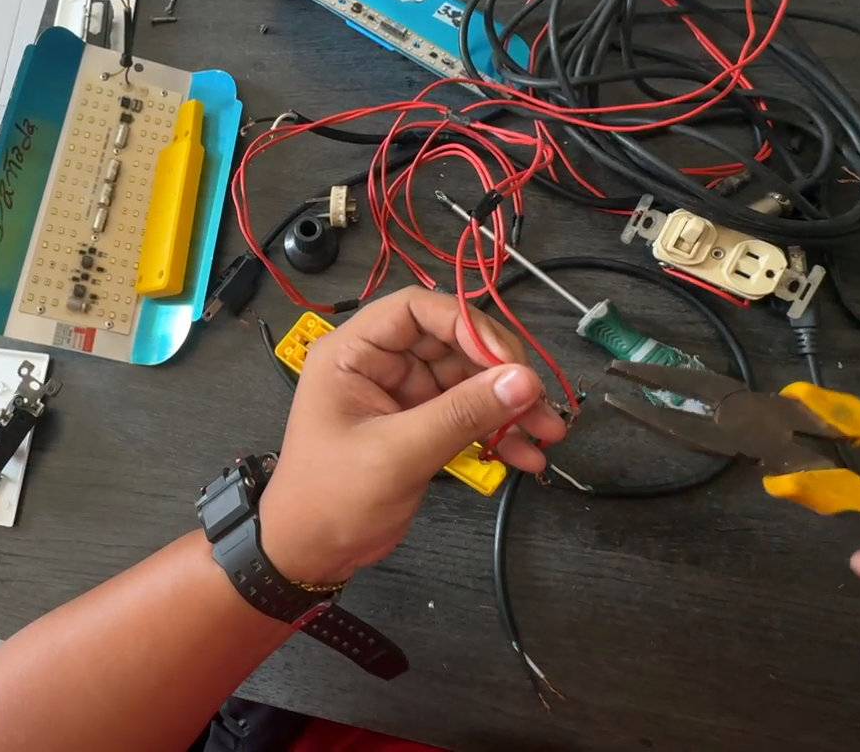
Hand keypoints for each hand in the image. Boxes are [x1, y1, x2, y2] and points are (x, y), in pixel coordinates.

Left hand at [256, 287, 567, 585]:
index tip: (508, 361)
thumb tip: (524, 380)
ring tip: (548, 431)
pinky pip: (464, 412)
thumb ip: (460, 414)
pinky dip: (496, 429)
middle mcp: (377, 362)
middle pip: (449, 341)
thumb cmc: (333, 496)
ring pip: (464, 378)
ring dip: (507, 402)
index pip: (414, 308)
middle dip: (499, 369)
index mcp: (353, 351)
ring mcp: (399, 392)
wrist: (311, 552)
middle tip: (540, 401)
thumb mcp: (397, 453)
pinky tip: (527, 453)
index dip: (466, 324)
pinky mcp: (416, 423)